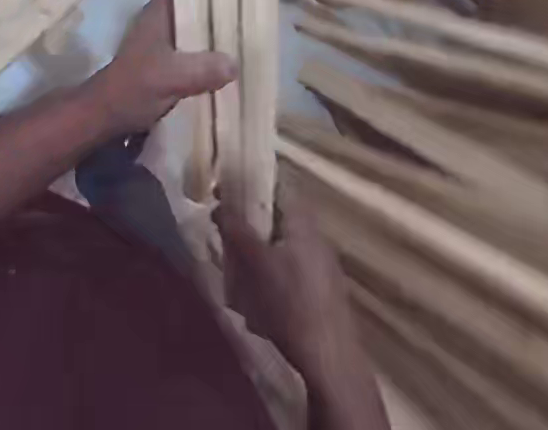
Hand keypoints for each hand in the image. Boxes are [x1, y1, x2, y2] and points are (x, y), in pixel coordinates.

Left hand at [86, 0, 235, 133]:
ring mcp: (167, 39)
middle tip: (254, 9)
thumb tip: (235, 64)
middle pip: (199, 3)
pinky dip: (213, 51)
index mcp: (161, 10)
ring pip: (199, 26)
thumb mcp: (170, 77)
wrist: (107, 115)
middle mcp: (164, 19)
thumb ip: (201, 69)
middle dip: (223, 6)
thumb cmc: (133, 87)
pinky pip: (198, 47)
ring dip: (219, 31)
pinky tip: (233, 58)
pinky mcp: (170, 59)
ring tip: (250, 32)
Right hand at [216, 183, 355, 375]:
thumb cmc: (291, 303)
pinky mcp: (323, 292)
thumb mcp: (256, 264)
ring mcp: (324, 266)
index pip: (280, 189)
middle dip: (252, 227)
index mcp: (304, 224)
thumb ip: (237, 232)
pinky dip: (273, 279)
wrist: (329, 358)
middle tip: (229, 239)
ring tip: (239, 275)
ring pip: (284, 248)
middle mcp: (318, 238)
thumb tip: (219, 205)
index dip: (254, 188)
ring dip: (261, 256)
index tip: (229, 194)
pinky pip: (292, 273)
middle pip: (280, 220)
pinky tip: (259, 305)